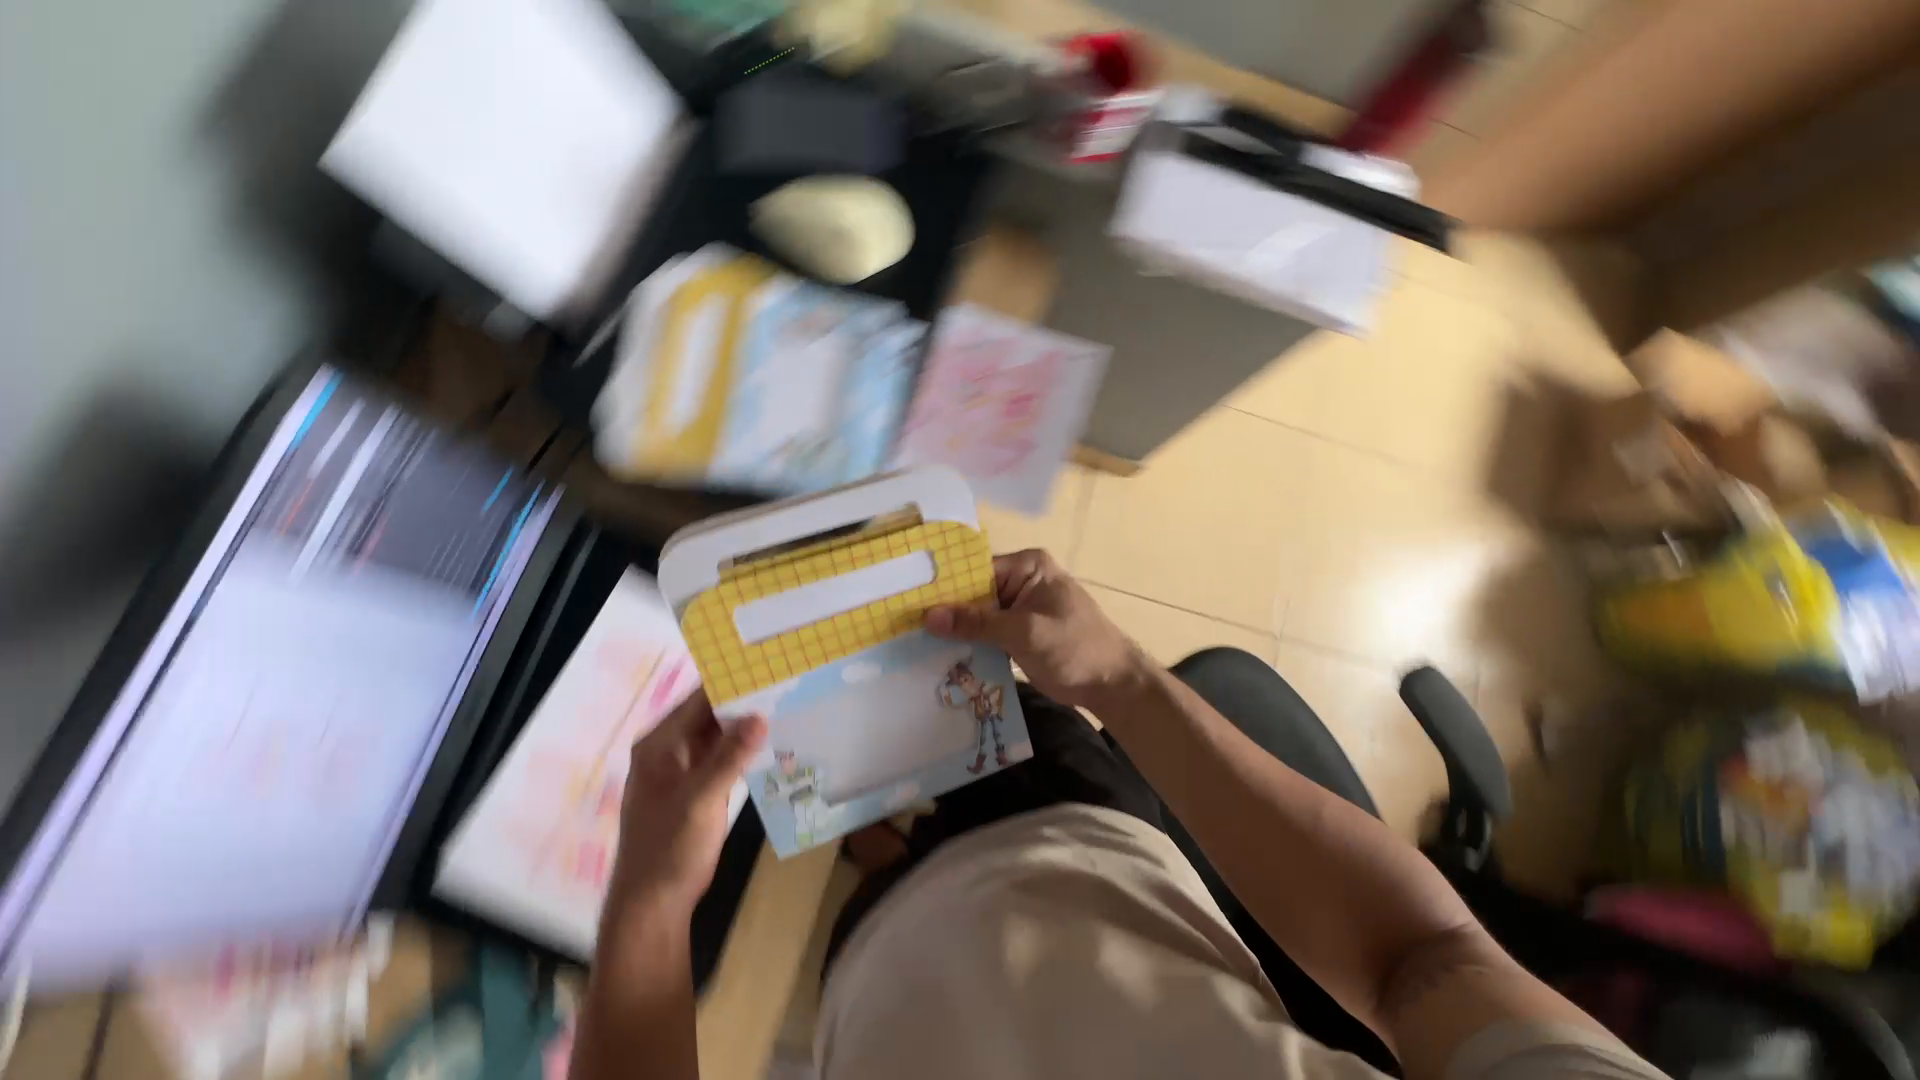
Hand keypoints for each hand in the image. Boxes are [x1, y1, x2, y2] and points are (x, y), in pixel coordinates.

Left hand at [604, 690, 765, 929]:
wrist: (653, 905)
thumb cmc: (669, 848)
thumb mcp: (701, 799)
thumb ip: (730, 757)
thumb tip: (761, 715)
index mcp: (659, 745)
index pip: (699, 700)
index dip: (731, 683)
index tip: (769, 668)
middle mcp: (668, 752)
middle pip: (709, 716)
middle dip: (744, 703)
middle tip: (788, 685)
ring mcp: (683, 772)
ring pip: (718, 738)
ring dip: (746, 728)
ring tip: (789, 707)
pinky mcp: (697, 791)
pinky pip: (722, 760)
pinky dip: (744, 752)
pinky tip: (774, 745)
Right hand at [926, 549, 1150, 709]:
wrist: (1111, 684)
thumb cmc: (1075, 649)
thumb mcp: (1024, 633)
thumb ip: (978, 623)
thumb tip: (928, 616)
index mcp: (1027, 566)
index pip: (974, 570)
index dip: (942, 586)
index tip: (905, 599)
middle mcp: (1020, 580)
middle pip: (972, 592)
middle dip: (944, 610)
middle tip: (899, 623)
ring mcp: (1019, 608)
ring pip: (976, 615)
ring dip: (954, 630)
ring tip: (909, 641)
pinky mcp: (1018, 633)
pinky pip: (986, 633)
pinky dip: (968, 644)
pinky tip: (937, 656)